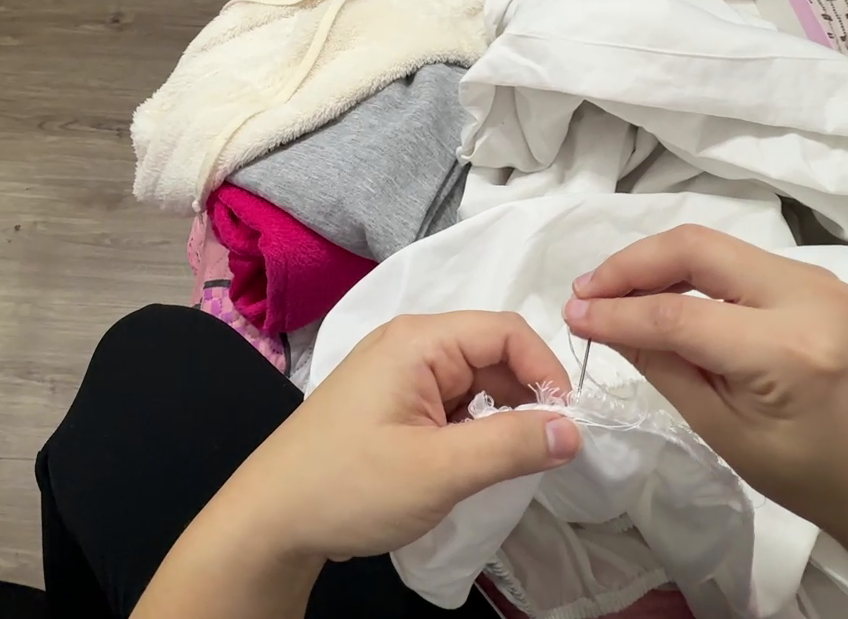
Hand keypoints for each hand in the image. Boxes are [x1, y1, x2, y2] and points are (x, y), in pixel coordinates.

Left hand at [215, 311, 582, 562]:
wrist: (273, 517)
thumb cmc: (352, 485)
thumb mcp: (439, 471)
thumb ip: (511, 446)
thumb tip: (574, 430)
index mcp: (418, 340)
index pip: (504, 330)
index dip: (546, 369)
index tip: (569, 425)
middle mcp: (410, 342)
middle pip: (490, 351)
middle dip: (526, 394)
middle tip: (548, 450)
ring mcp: (398, 370)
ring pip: (474, 377)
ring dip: (501, 412)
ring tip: (513, 458)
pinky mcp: (393, 398)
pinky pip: (451, 398)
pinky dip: (475, 423)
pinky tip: (477, 458)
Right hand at [562, 225, 847, 536]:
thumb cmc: (808, 475)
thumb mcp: (721, 430)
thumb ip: (659, 364)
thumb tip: (597, 321)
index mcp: (790, 350)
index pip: (679, 314)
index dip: (617, 311)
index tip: (571, 315)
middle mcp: (808, 297)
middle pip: (694, 248)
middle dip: (630, 265)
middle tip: (587, 292)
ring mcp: (815, 280)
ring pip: (708, 243)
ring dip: (653, 262)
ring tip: (611, 291)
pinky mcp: (811, 278)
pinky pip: (730, 257)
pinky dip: (683, 268)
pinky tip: (657, 291)